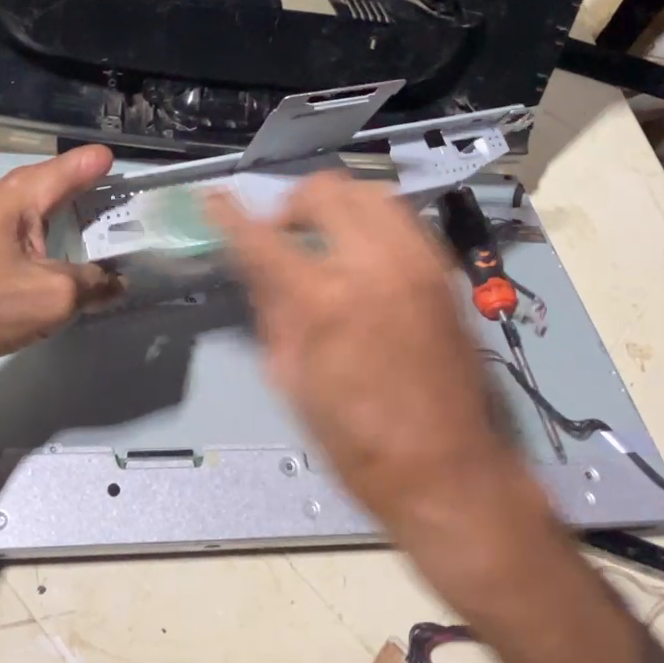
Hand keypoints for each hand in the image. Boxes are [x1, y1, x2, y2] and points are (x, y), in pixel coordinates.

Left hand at [0, 146, 121, 365]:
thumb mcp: (50, 298)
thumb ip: (92, 286)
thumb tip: (117, 282)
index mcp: (26, 192)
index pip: (84, 162)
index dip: (116, 170)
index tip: (146, 188)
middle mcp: (7, 197)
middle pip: (66, 188)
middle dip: (101, 201)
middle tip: (138, 223)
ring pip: (46, 217)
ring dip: (77, 230)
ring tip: (109, 251)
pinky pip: (27, 240)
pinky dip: (51, 250)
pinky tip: (62, 275)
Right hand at [208, 172, 503, 522]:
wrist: (450, 472)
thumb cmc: (361, 444)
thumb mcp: (294, 381)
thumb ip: (272, 312)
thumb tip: (257, 269)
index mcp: (326, 301)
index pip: (263, 237)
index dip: (228, 214)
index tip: (213, 200)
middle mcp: (375, 266)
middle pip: (323, 190)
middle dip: (290, 205)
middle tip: (281, 236)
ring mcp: (417, 264)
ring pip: (369, 191)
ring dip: (335, 205)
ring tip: (323, 238)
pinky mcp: (443, 273)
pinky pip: (402, 219)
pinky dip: (373, 222)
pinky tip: (362, 255)